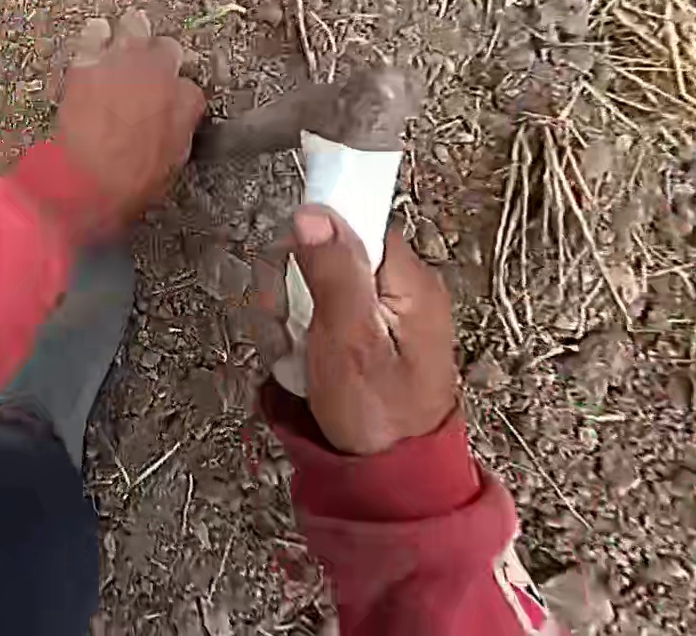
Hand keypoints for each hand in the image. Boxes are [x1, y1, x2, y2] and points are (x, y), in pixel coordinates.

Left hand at [53, 11, 205, 227]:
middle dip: (160, 52)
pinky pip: (95, 36)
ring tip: (130, 29)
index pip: (189, 81)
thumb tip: (181, 108)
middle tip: (150, 60)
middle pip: (165, 47)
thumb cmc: (128, 180)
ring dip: (133, 32)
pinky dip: (97, 34)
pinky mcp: (87, 65)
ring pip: (133, 29)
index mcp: (183, 100)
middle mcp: (157, 75)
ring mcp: (121, 64)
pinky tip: (97, 32)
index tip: (170, 91)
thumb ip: (181, 124)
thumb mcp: (172, 159)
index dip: (178, 86)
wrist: (84, 182)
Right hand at [262, 205, 458, 454]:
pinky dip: (299, 325)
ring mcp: (380, 310)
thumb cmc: (375, 415)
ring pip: (316, 278)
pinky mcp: (362, 329)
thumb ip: (333, 272)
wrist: (387, 483)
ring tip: (291, 344)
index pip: (357, 221)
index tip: (292, 268)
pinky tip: (297, 353)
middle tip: (287, 317)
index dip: (318, 237)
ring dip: (290, 307)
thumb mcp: (350, 340)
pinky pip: (319, 306)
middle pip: (331, 249)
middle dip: (294, 280)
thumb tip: (313, 213)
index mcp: (409, 281)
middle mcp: (399, 288)